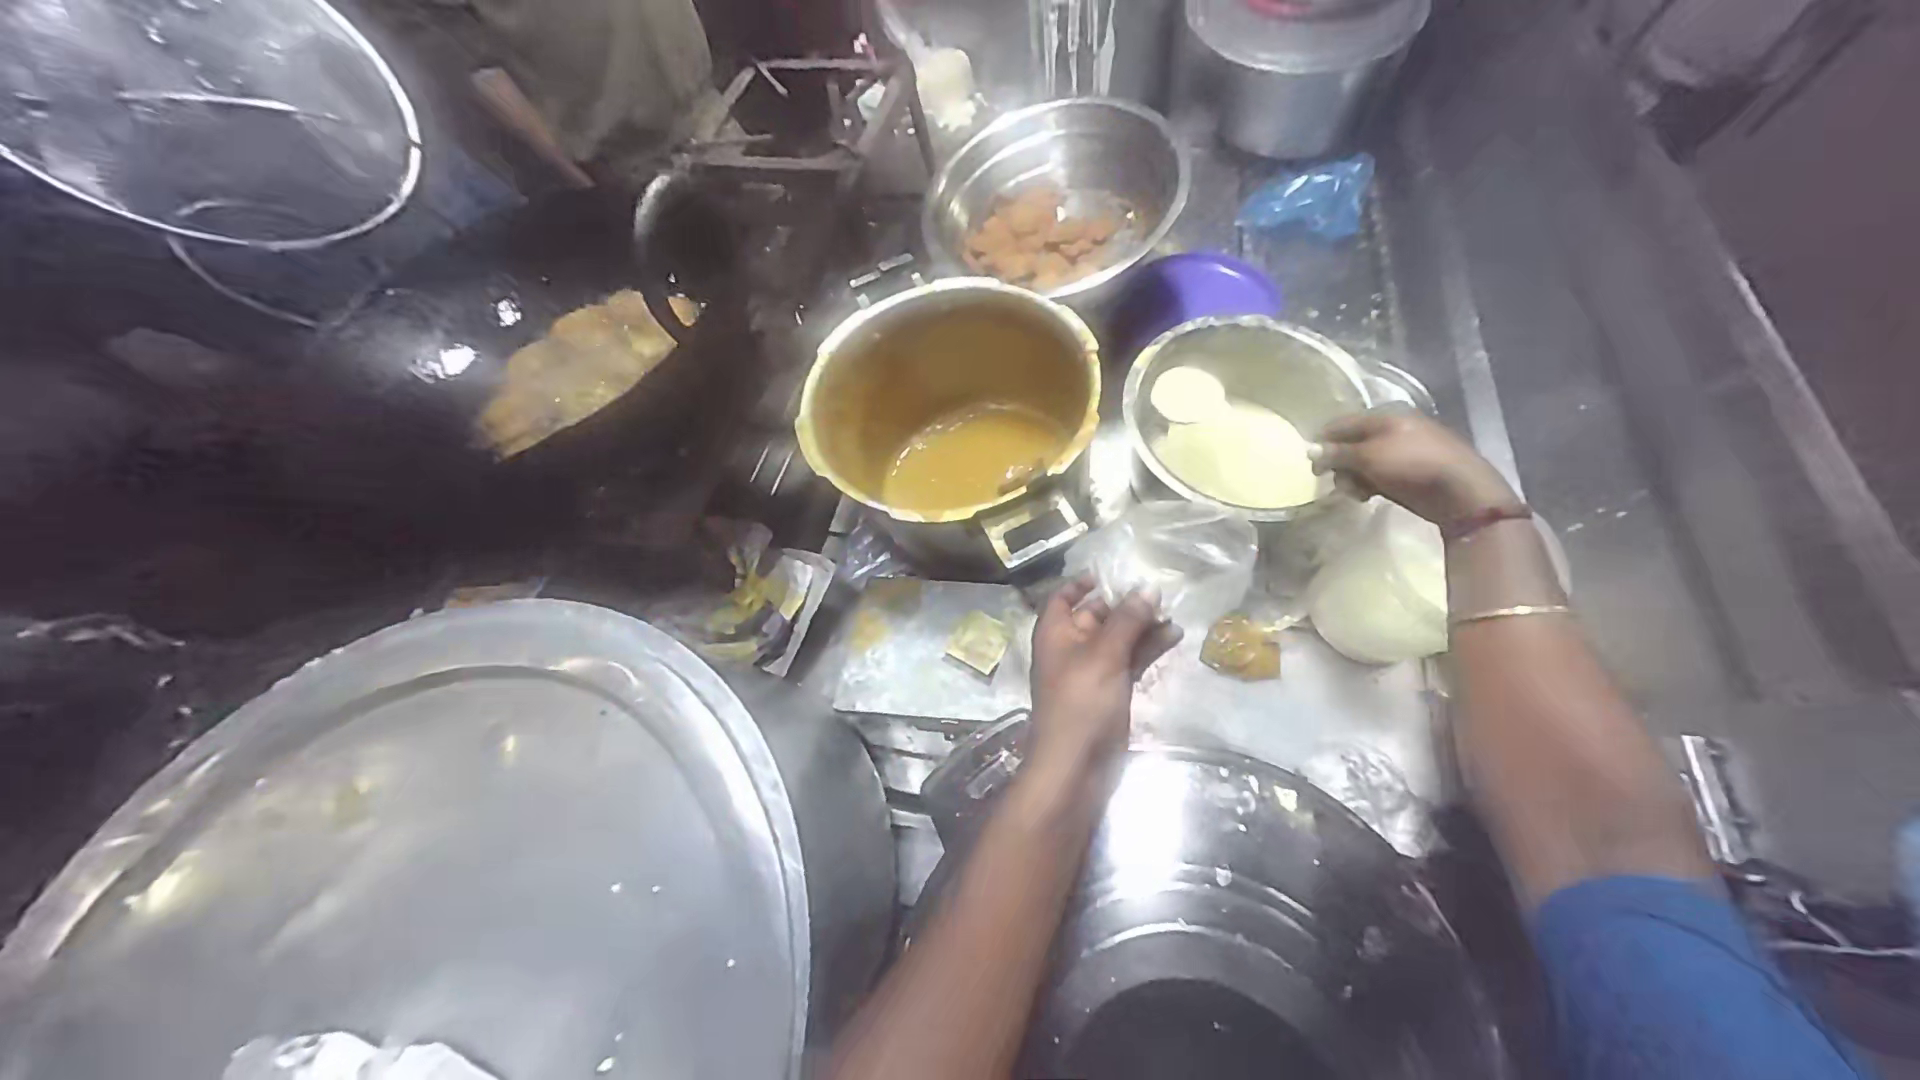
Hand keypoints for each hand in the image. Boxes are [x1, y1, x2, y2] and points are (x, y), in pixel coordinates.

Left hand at [1026, 577, 1179, 777]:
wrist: (1076, 766)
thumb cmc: (1081, 704)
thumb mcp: (1104, 655)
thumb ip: (1126, 621)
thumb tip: (1147, 589)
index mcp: (1055, 634)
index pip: (1062, 598)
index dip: (1081, 584)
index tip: (1108, 573)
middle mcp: (1070, 648)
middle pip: (1095, 616)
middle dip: (1124, 604)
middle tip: (1159, 592)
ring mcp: (1091, 672)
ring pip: (1117, 639)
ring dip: (1142, 627)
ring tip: (1173, 614)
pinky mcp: (1110, 693)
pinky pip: (1128, 662)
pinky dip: (1147, 650)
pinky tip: (1174, 637)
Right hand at [1312, 410, 1522, 527]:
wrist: (1460, 490)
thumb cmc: (1411, 465)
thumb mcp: (1368, 457)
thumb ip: (1336, 453)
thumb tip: (1309, 450)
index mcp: (1384, 417)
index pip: (1340, 424)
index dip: (1322, 443)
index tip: (1312, 465)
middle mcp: (1391, 430)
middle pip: (1348, 445)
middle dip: (1339, 465)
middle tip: (1337, 483)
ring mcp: (1400, 450)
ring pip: (1361, 462)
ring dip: (1352, 478)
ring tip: (1357, 494)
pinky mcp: (1407, 470)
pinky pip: (1376, 474)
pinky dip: (1368, 485)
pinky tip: (1369, 496)